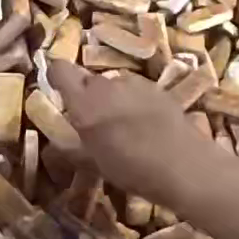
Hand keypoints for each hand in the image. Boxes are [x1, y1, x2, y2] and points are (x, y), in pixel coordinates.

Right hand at [47, 57, 219, 202]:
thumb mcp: (94, 164)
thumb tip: (53, 144)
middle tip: (95, 124)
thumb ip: (70, 148)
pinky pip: (136, 91)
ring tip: (126, 128)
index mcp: (84, 102)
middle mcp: (106, 84)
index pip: (60, 69)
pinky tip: (148, 126)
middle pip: (89, 81)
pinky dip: (135, 103)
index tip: (58, 90)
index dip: (56, 76)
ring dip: (114, 100)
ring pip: (114, 86)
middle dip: (88, 97)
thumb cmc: (132, 169)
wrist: (185, 166)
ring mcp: (135, 83)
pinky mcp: (158, 87)